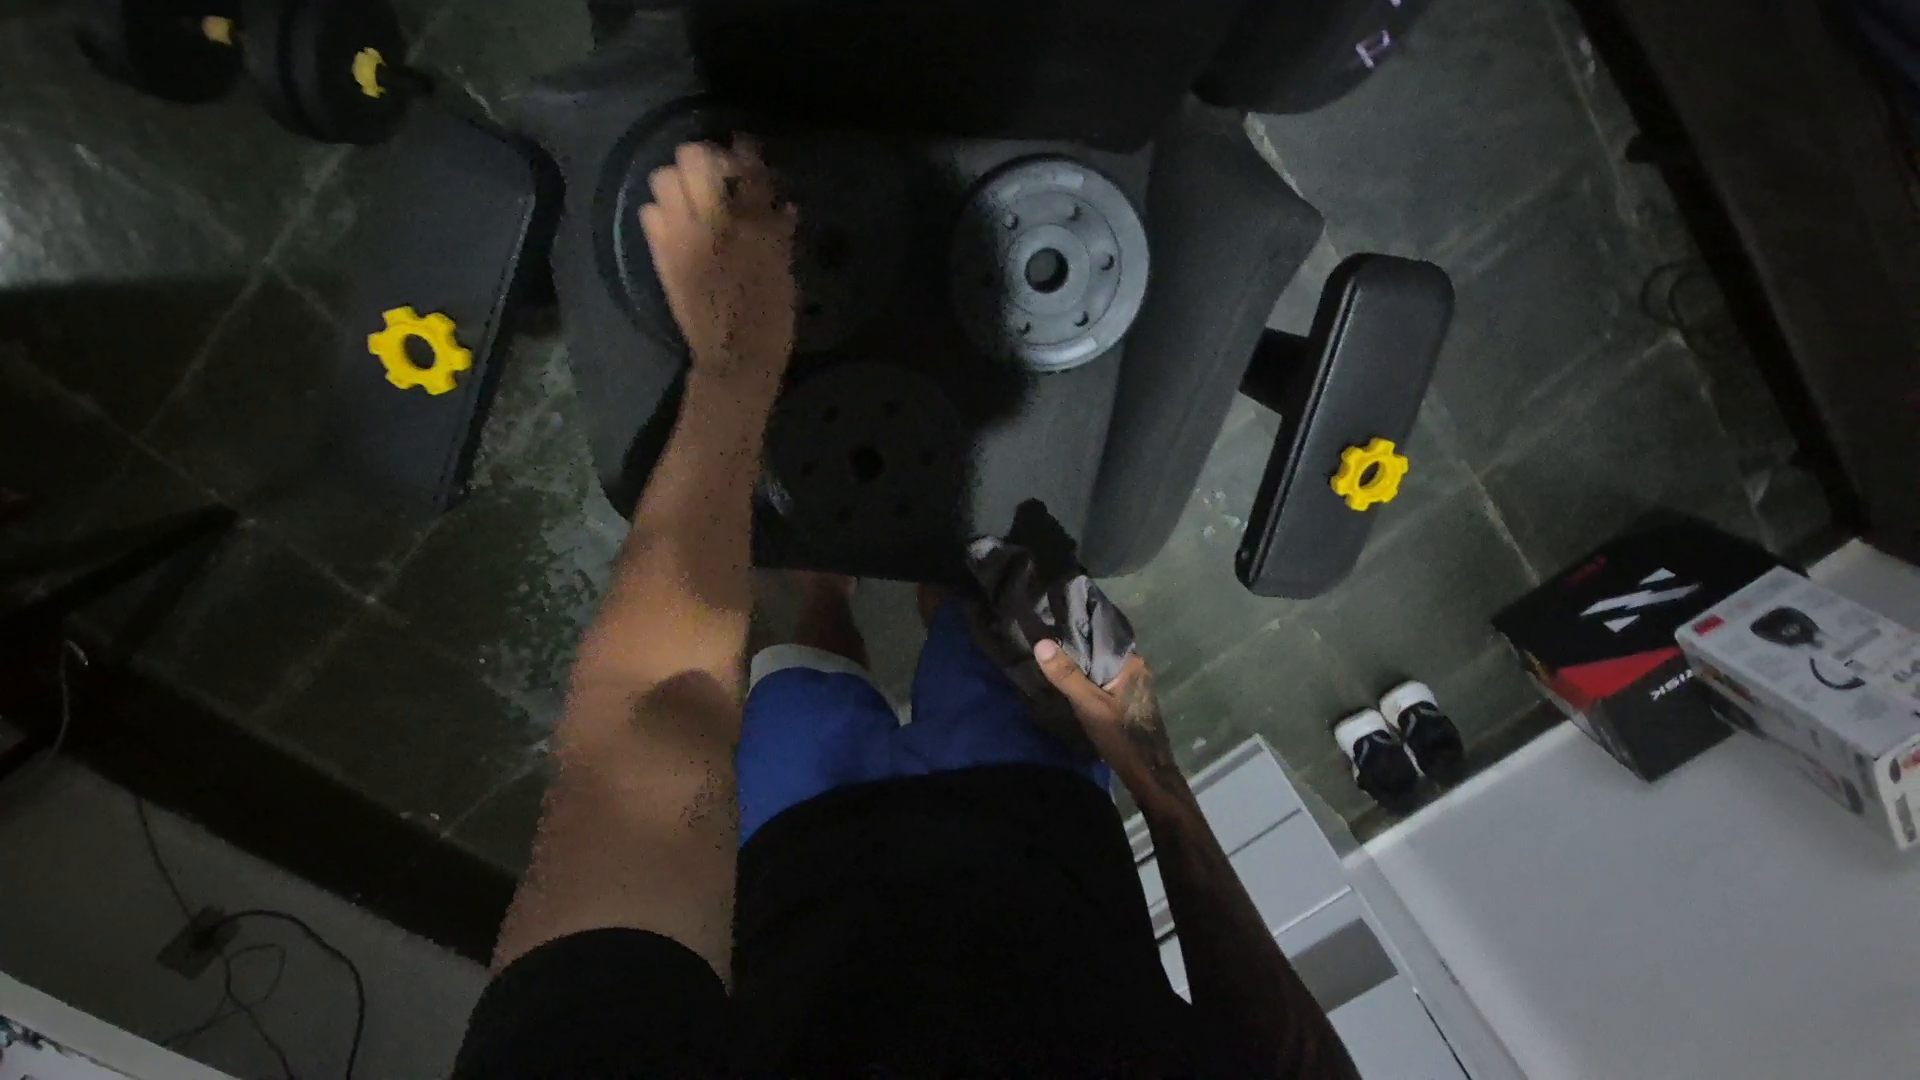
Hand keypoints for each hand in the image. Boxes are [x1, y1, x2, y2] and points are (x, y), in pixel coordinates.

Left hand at [640, 138, 797, 388]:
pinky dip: (663, 211)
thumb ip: (779, 236)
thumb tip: (781, 207)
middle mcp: (709, 222)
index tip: (747, 146)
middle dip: (707, 159)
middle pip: (693, 158)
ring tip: (696, 200)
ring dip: (680, 182)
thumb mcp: (784, 275)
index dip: (746, 152)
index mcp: (749, 227)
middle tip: (720, 176)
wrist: (733, 358)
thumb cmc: (770, 321)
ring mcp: (679, 236)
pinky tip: (679, 225)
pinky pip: (650, 212)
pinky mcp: (661, 254)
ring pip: (664, 179)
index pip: (746, 171)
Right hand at [1034, 641, 1180, 795]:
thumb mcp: (1089, 704)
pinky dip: (1088, 678)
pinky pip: (1104, 679)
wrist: (1148, 774)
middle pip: (1100, 649)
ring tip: (1051, 658)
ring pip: (1101, 665)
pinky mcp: (1129, 699)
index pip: (1100, 632)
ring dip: (1081, 664)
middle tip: (1044, 640)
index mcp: (1131, 661)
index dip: (1075, 627)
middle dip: (1075, 646)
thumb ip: (1066, 675)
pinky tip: (1070, 682)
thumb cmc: (1121, 736)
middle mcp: (1136, 667)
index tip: (1049, 621)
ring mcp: (1134, 684)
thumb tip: (1041, 642)